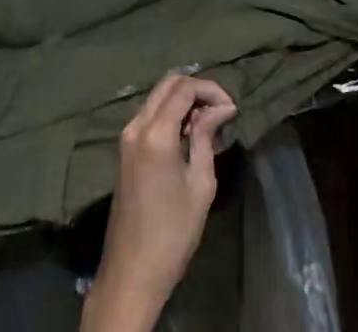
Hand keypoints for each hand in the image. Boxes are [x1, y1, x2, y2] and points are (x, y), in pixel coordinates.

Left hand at [84, 74, 237, 331]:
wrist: (131, 272)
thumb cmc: (173, 231)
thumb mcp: (200, 183)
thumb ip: (207, 137)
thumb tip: (222, 108)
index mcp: (154, 133)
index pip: (184, 88)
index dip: (212, 90)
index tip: (232, 109)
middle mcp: (135, 127)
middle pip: (167, 84)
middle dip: (197, 89)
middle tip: (221, 110)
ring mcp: (126, 138)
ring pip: (157, 98)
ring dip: (183, 101)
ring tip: (209, 124)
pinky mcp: (125, 151)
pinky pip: (149, 115)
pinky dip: (171, 114)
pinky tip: (190, 135)